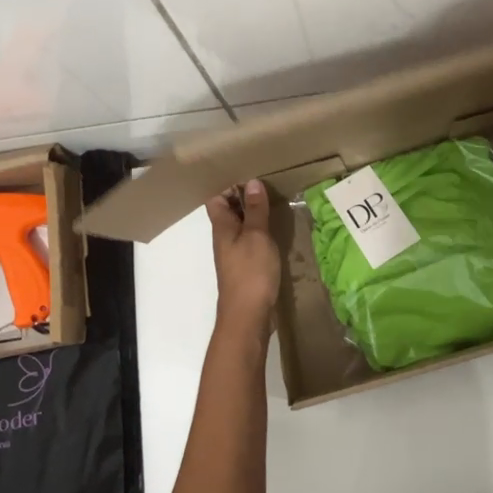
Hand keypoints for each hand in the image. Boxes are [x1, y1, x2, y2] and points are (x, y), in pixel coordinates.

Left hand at [206, 179, 280, 340]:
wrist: (248, 315)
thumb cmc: (250, 271)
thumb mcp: (256, 235)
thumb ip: (255, 210)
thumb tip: (252, 182)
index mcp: (222, 227)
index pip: (216, 198)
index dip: (229, 185)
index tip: (252, 177)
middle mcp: (224, 238)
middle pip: (228, 211)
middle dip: (245, 198)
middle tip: (268, 186)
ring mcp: (234, 254)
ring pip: (240, 227)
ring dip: (254, 215)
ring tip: (275, 203)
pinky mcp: (246, 267)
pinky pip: (250, 242)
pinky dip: (261, 233)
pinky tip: (276, 231)